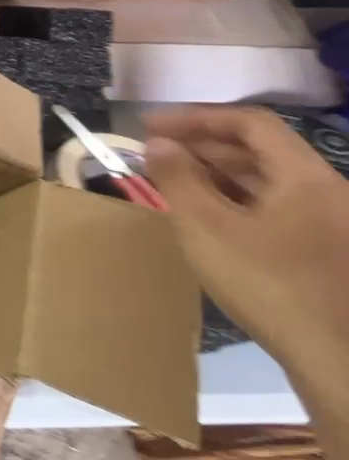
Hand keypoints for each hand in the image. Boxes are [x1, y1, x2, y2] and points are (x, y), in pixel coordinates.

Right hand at [143, 106, 348, 368]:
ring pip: (271, 180)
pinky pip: (281, 206)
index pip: (251, 123)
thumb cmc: (267, 282)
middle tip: (153, 153)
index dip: (195, 116)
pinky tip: (208, 214)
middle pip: (263, 150)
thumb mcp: (204, 225)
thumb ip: (176, 176)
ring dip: (218, 172)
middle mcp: (331, 193)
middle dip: (202, 145)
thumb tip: (159, 142)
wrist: (339, 360)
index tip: (148, 126)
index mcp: (308, 179)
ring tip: (172, 181)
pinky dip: (239, 198)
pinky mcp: (331, 251)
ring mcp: (336, 224)